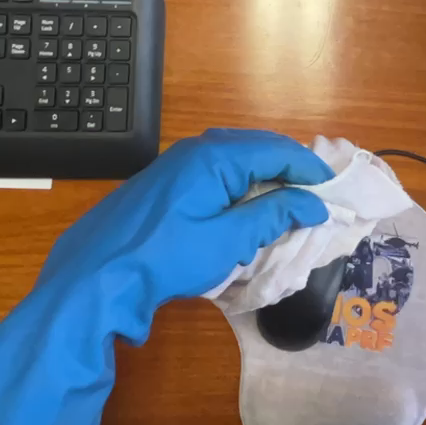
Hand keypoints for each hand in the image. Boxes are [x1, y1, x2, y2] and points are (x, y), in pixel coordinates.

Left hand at [0, 129, 331, 424]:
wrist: (93, 277)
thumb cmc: (165, 259)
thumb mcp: (226, 241)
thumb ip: (272, 215)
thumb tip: (313, 203)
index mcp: (215, 156)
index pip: (276, 150)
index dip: (308, 169)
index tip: (333, 190)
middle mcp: (197, 148)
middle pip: (258, 147)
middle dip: (290, 168)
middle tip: (316, 194)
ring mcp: (178, 161)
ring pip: (237, 157)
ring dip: (266, 175)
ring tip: (289, 200)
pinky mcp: (166, 180)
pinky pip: (216, 169)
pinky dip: (241, 182)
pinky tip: (247, 204)